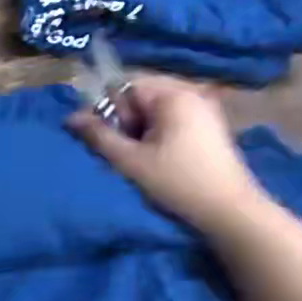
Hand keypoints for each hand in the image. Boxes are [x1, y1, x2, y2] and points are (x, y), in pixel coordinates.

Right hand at [66, 76, 270, 232]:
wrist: (230, 213)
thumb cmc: (177, 183)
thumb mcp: (129, 160)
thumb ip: (98, 135)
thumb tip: (71, 117)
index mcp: (173, 96)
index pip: (124, 86)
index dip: (108, 109)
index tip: (105, 137)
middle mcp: (191, 95)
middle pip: (140, 97)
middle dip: (124, 120)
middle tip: (122, 150)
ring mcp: (204, 111)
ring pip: (154, 111)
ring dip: (139, 130)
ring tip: (138, 158)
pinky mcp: (209, 129)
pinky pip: (171, 120)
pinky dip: (156, 135)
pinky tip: (156, 159)